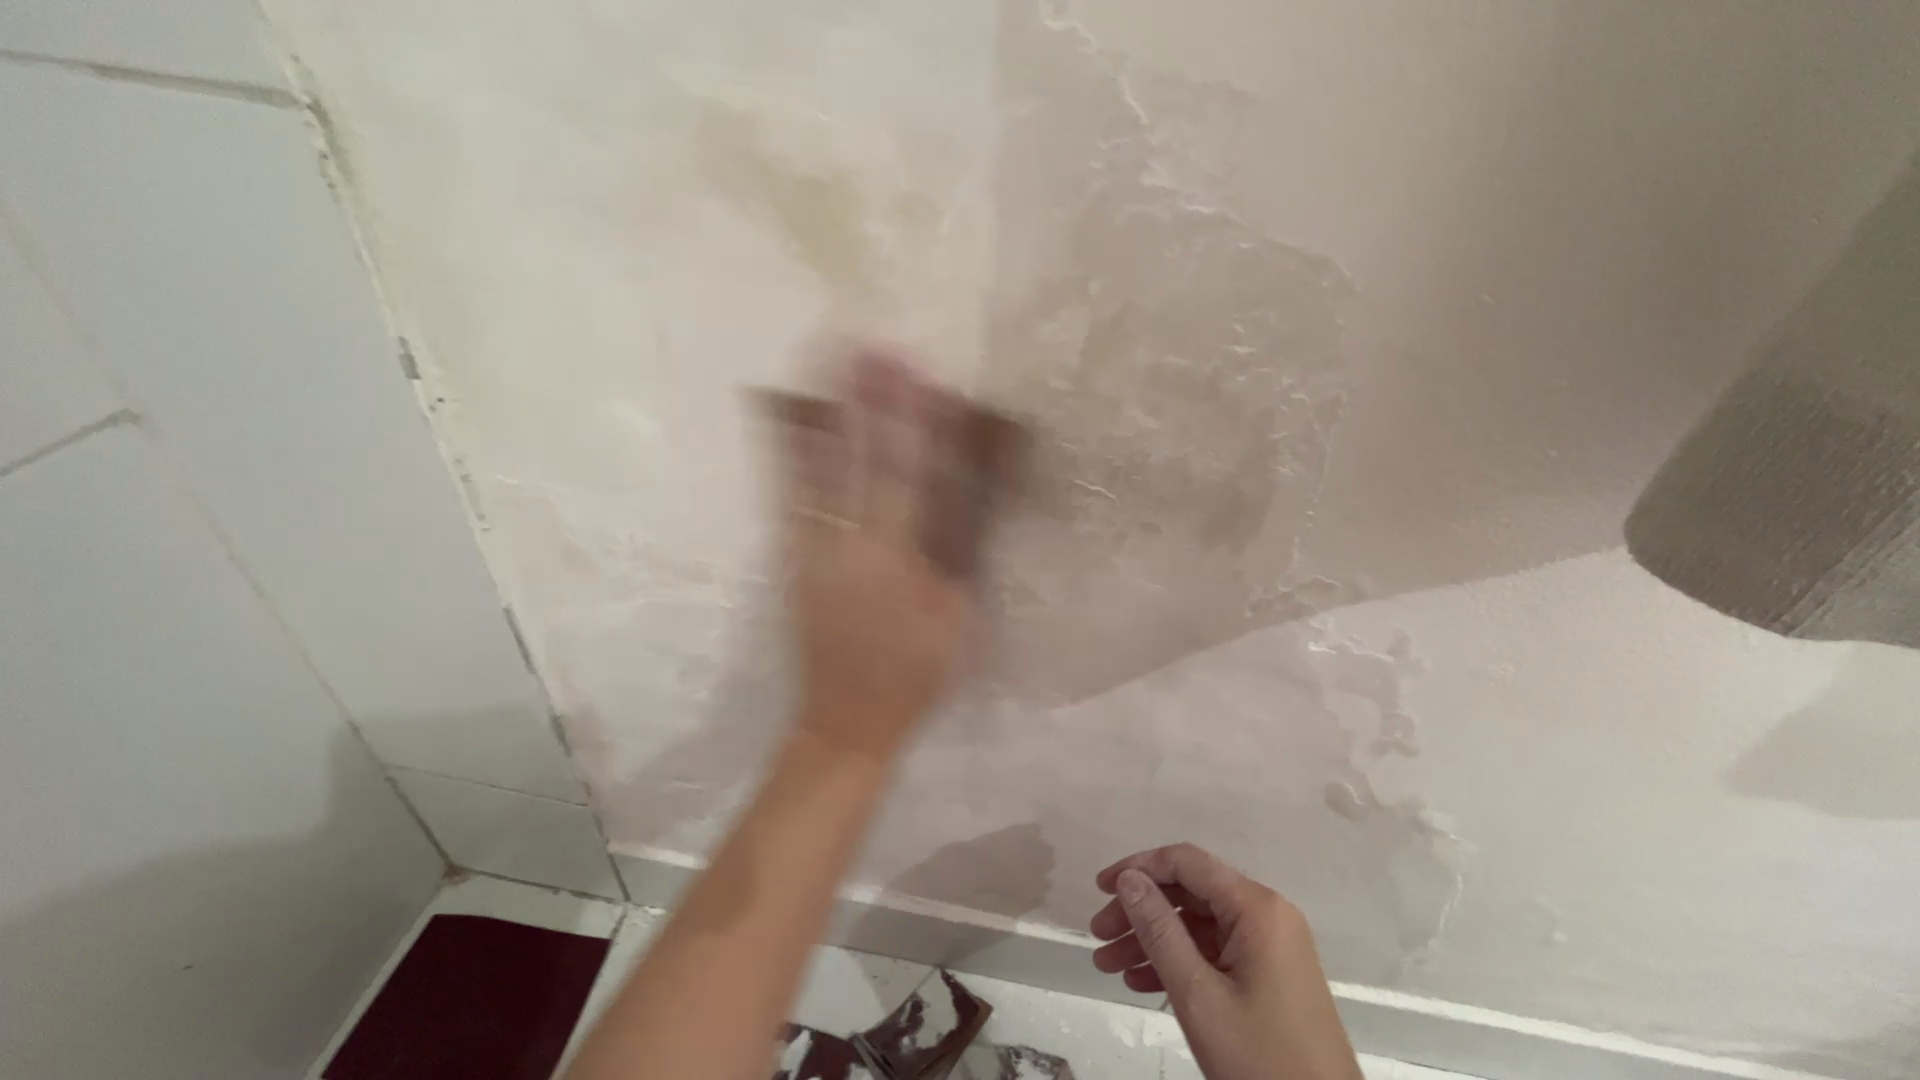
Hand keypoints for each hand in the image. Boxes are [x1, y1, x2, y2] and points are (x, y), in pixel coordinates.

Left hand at [766, 345, 978, 759]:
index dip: (918, 428)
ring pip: (816, 473)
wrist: (845, 719)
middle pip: (861, 464)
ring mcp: (812, 551)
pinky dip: (784, 454)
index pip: (912, 481)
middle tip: (868, 346)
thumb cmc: (915, 672)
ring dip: (823, 414)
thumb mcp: (956, 617)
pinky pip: (785, 498)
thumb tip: (966, 489)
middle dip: (867, 403)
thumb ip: (961, 551)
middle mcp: (851, 547)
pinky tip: (780, 418)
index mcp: (898, 563)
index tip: (924, 377)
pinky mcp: (790, 559)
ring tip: (820, 361)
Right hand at [1090, 843, 1362, 1079]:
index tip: (1099, 889)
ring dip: (1151, 940)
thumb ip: (1160, 931)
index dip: (1138, 867)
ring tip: (1108, 964)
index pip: (1187, 862)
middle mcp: (1266, 915)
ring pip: (1197, 925)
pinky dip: (1176, 962)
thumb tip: (1129, 879)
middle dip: (1140, 911)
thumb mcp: (1198, 995)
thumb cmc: (1260, 1057)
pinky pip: (1213, 952)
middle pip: (1189, 892)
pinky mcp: (1268, 975)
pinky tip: (1140, 983)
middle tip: (1098, 936)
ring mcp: (1269, 946)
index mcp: (1257, 908)